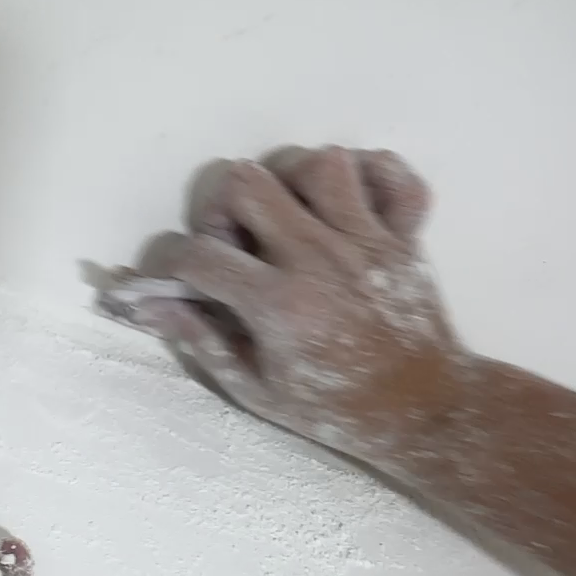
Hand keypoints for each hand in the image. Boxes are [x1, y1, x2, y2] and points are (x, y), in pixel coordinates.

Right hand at [113, 147, 464, 464]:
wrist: (428, 412)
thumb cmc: (334, 408)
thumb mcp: (255, 390)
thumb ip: (201, 341)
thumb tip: (147, 306)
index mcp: (280, 304)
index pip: (197, 256)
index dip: (166, 264)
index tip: (170, 278)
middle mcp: (319, 258)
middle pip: (247, 183)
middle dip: (220, 207)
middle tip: (231, 243)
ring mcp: (365, 239)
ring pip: (316, 163)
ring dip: (288, 183)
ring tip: (286, 217)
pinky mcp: (402, 234)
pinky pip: (389, 172)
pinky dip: (366, 175)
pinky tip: (344, 203)